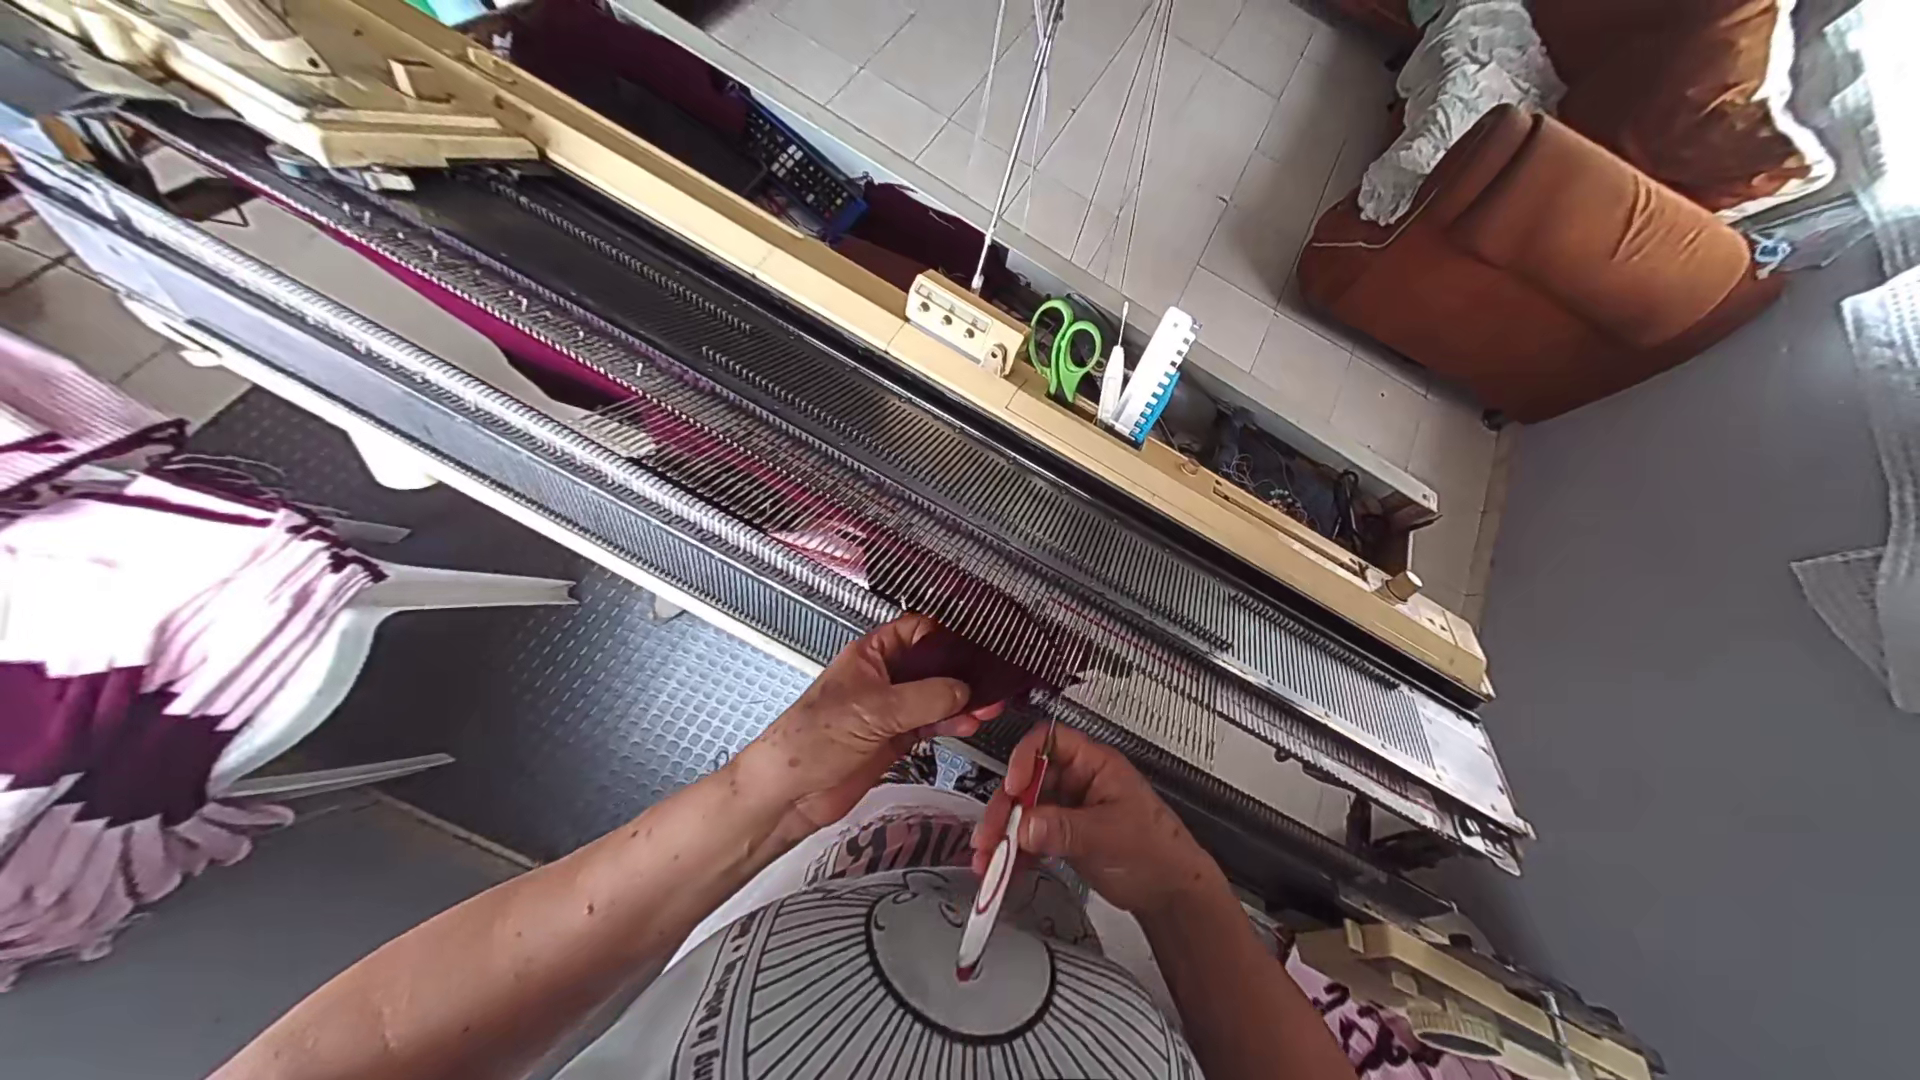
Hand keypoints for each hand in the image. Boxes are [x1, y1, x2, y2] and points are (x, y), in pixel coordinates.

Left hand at [740, 614, 1003, 832]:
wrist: (790, 794)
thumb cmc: (808, 740)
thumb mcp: (873, 709)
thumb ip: (923, 697)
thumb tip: (961, 689)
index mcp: (870, 656)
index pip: (915, 631)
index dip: (945, 633)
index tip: (974, 642)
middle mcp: (882, 678)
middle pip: (931, 665)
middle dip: (960, 671)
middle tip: (988, 678)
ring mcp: (890, 710)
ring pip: (935, 697)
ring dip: (961, 700)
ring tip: (986, 703)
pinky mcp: (894, 739)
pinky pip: (931, 725)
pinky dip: (951, 724)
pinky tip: (968, 723)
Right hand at [971, 723, 1227, 918]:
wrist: (1172, 894)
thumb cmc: (1159, 851)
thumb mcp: (1110, 834)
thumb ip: (1065, 828)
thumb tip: (1026, 824)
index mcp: (1094, 764)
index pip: (1050, 741)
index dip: (1026, 757)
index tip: (1013, 786)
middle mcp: (1076, 780)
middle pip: (1027, 779)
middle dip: (1005, 806)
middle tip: (992, 832)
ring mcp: (1067, 807)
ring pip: (1023, 809)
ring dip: (1002, 832)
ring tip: (990, 857)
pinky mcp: (1060, 833)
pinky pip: (1028, 835)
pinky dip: (1013, 851)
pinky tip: (1003, 867)